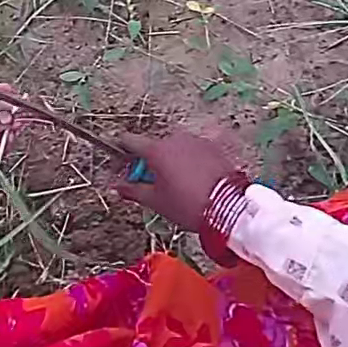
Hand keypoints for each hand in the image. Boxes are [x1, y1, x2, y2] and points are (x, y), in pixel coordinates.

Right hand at [110, 130, 242, 232]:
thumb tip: (117, 187)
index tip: (122, 164)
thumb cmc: (190, 205)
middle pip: (153, 146)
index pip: (129, 141)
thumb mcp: (156, 201)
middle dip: (149, 162)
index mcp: (156, 150)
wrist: (230, 207)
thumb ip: (132, 190)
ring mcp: (195, 141)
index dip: (121, 152)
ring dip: (170, 161)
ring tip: (176, 185)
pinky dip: (188, 161)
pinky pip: (193, 151)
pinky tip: (193, 180)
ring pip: (174, 148)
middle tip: (150, 183)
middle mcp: (175, 139)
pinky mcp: (212, 146)